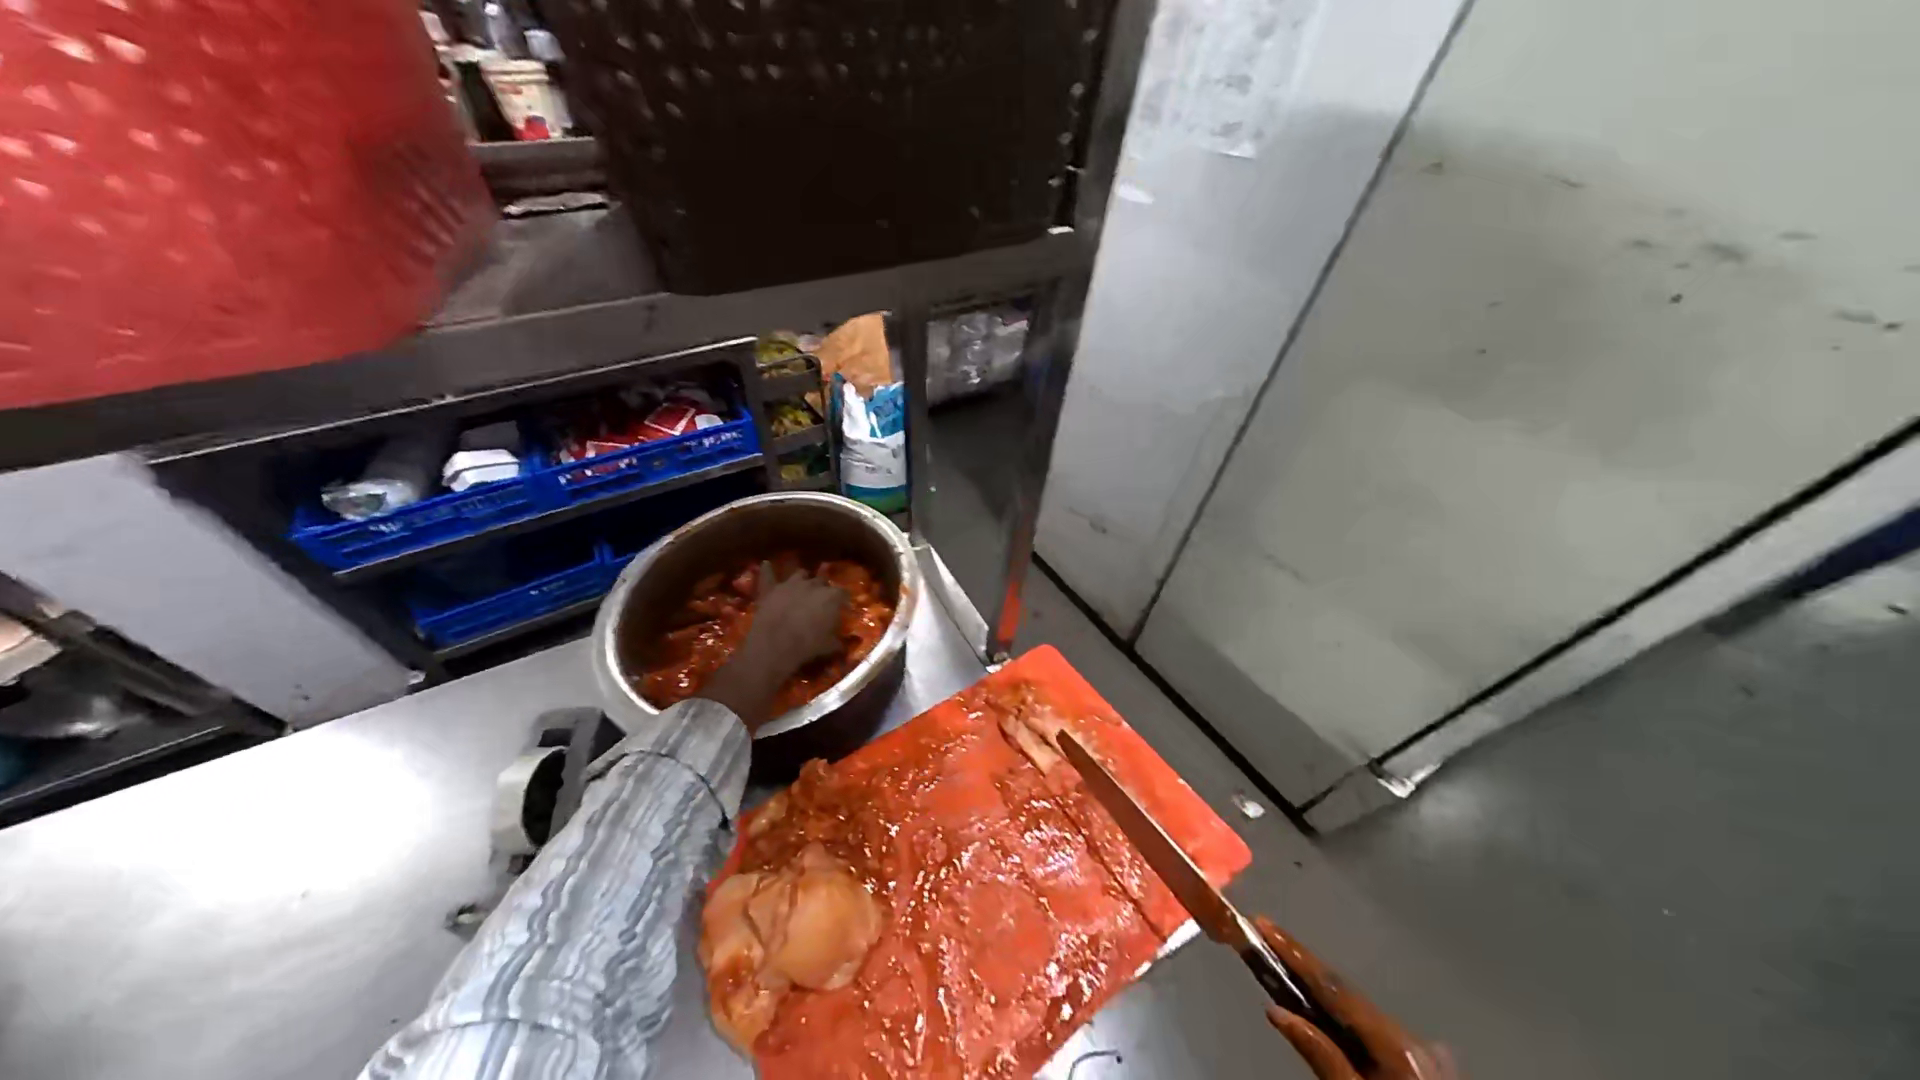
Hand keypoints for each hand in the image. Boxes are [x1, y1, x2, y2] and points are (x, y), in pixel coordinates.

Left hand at [738, 563, 846, 675]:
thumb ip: (839, 642)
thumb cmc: (809, 645)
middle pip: (822, 580)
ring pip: (800, 574)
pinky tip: (766, 564)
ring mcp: (791, 584)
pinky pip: (768, 575)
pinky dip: (768, 570)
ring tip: (802, 584)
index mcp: (832, 597)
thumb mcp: (830, 646)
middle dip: (823, 588)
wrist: (776, 644)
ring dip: (802, 578)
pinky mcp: (771, 589)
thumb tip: (844, 645)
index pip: (844, 594)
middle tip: (822, 600)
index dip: (843, 600)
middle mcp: (813, 585)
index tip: (844, 607)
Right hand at [1255, 917, 1456, 1079]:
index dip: (1296, 955)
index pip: (1334, 988)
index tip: (1264, 925)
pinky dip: (1333, 1006)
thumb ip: (1321, 1057)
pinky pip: (1364, 1023)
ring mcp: (1414, 1048)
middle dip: (1301, 961)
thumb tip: (1276, 1011)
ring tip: (1278, 956)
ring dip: (1314, 980)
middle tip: (1264, 930)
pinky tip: (1313, 996)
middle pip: (1344, 990)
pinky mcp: (1411, 1061)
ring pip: (1354, 1005)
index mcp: (1393, 1043)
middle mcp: (1405, 1035)